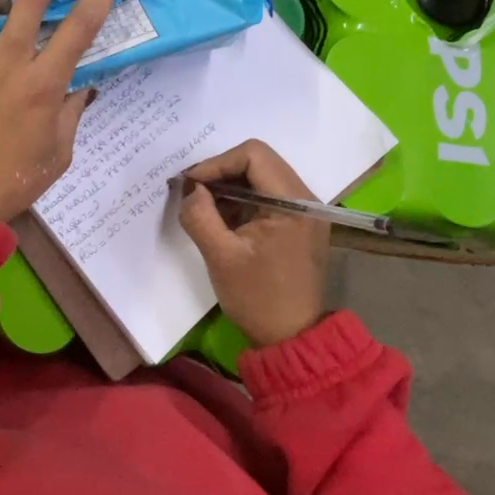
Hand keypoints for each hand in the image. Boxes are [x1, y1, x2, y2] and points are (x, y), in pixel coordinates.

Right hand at [179, 140, 330, 347]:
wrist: (291, 340)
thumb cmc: (257, 299)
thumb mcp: (220, 256)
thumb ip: (200, 214)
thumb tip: (189, 187)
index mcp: (294, 204)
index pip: (253, 155)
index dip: (217, 163)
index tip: (191, 184)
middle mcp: (306, 199)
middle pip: (258, 160)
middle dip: (221, 172)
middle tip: (193, 191)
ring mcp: (304, 211)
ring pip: (260, 174)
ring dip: (229, 184)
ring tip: (203, 204)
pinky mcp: (297, 222)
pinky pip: (265, 193)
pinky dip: (240, 198)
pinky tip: (220, 216)